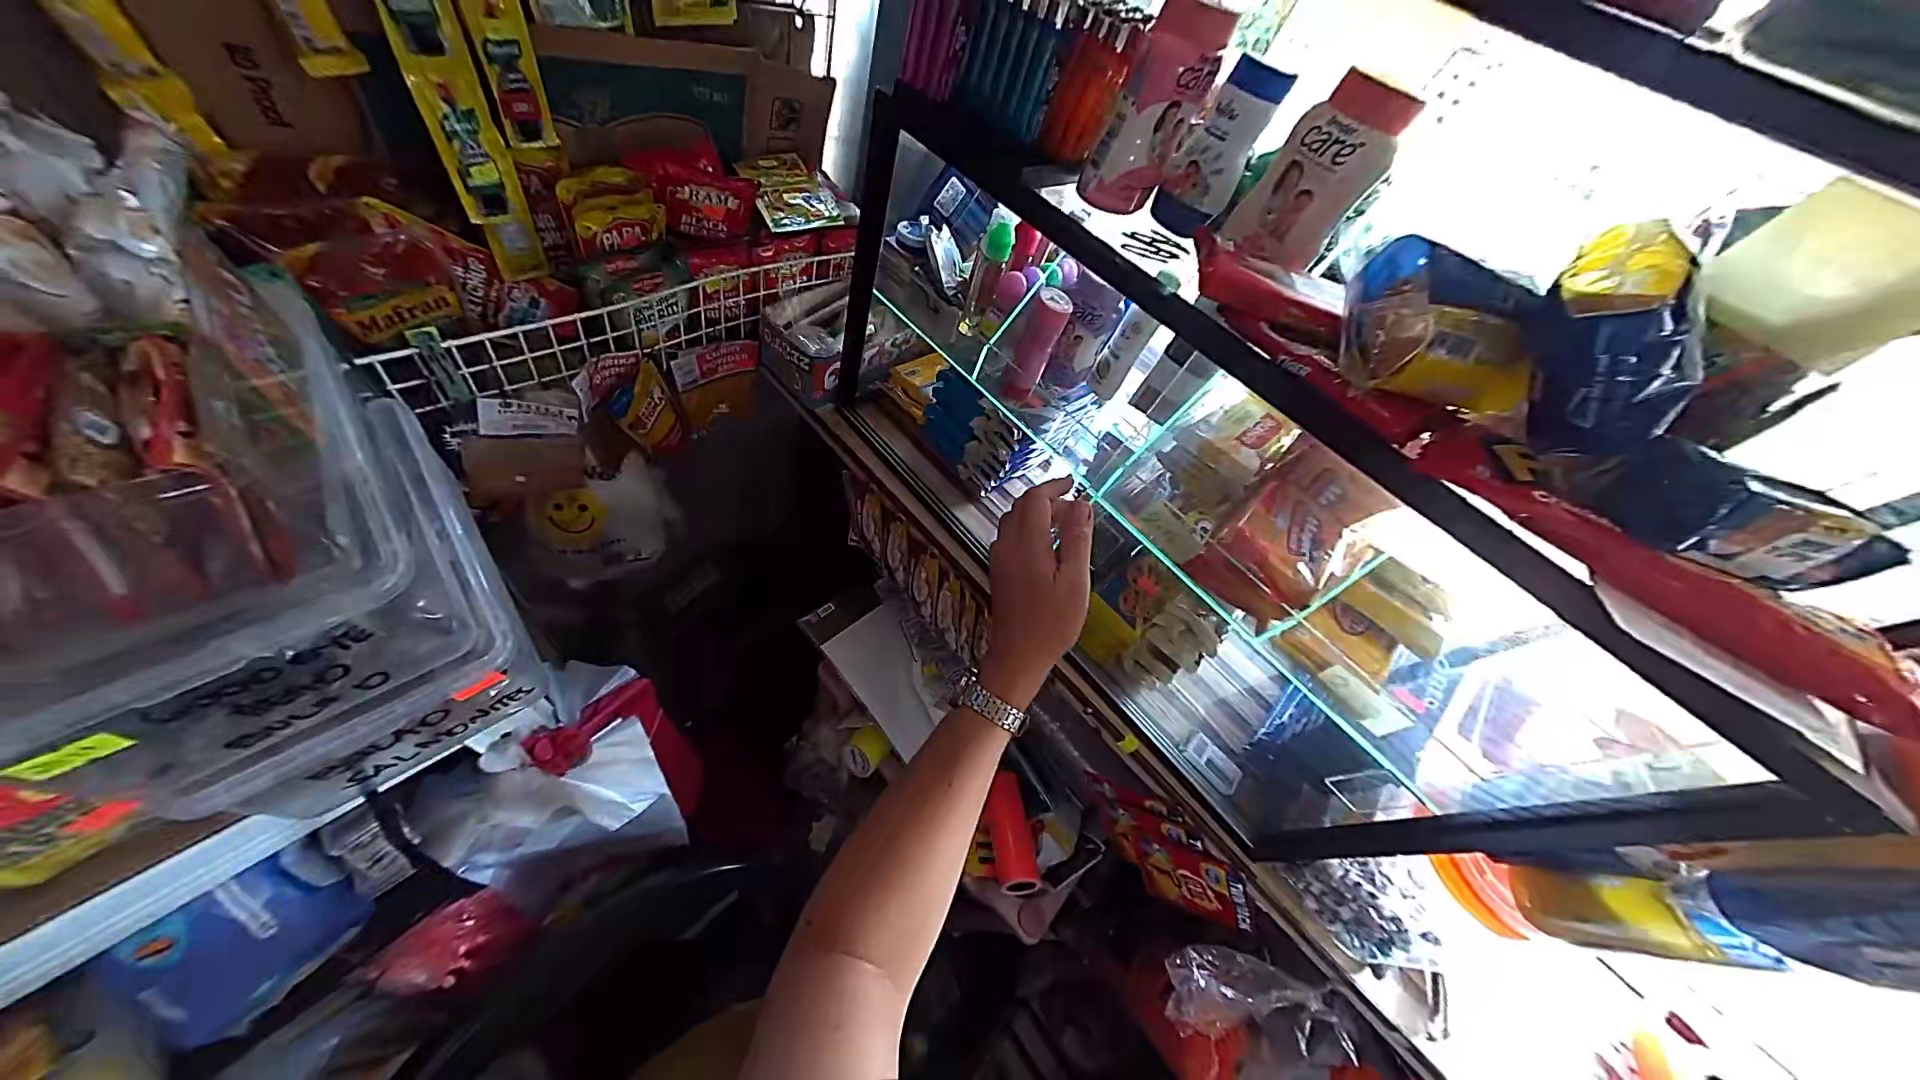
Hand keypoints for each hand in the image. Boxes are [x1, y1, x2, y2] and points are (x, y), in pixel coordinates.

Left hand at [979, 476, 1092, 709]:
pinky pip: (1010, 536)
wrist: (1017, 656)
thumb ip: (1076, 539)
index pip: (1035, 499)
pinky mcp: (998, 570)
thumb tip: (1082, 504)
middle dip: (1047, 499)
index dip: (1054, 486)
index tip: (1074, 483)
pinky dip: (1029, 529)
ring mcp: (999, 558)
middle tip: (1075, 510)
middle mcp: (1006, 545)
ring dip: (1037, 514)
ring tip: (1065, 527)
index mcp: (1026, 544)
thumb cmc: (1051, 623)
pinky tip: (1047, 547)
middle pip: (1021, 506)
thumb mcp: (1074, 581)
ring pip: (1013, 520)